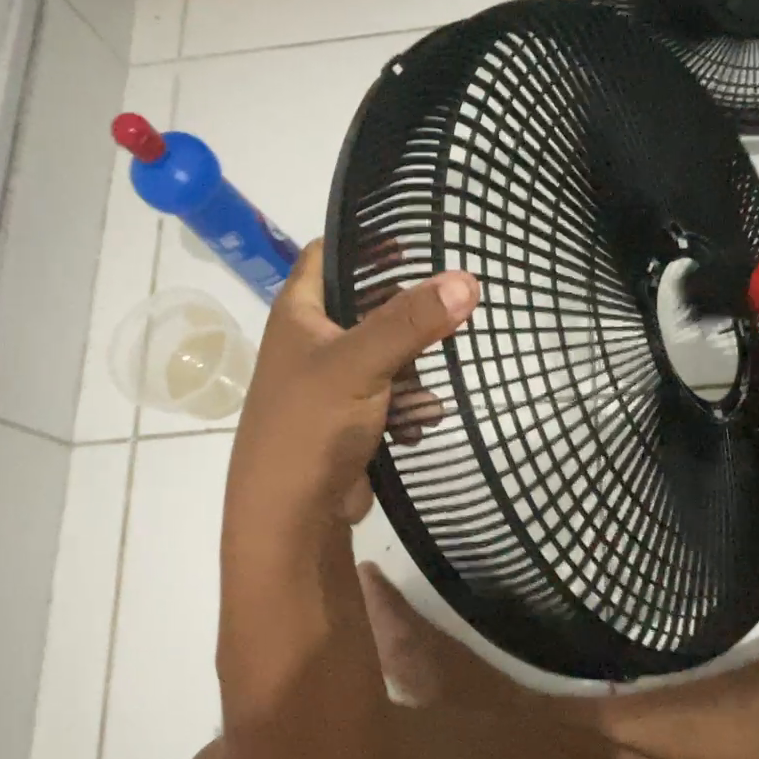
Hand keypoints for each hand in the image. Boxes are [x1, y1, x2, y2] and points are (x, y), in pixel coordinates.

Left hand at [224, 238, 477, 544]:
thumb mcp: (361, 363)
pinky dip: (408, 411)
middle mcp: (313, 343)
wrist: (291, 516)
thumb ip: (412, 321)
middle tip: (443, 325)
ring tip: (418, 401)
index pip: (329, 255)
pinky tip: (415, 429)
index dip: (365, 243)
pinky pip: (393, 401)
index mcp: (299, 314)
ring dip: (414, 379)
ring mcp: (333, 385)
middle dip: (409, 325)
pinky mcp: (352, 422)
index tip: (410, 241)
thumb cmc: (310, 426)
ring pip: (391, 359)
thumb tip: (468, 280)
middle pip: (372, 310)